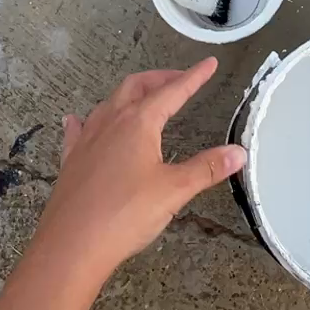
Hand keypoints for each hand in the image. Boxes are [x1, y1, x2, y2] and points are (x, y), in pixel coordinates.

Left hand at [31, 57, 246, 283]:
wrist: (71, 246)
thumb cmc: (125, 214)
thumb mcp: (174, 191)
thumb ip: (206, 168)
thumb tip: (238, 152)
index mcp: (139, 122)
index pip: (173, 91)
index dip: (194, 77)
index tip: (209, 63)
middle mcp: (111, 121)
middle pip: (136, 86)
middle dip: (159, 78)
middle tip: (178, 80)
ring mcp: (87, 139)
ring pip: (108, 102)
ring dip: (129, 94)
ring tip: (142, 97)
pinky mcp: (71, 160)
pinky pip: (79, 129)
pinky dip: (86, 119)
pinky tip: (79, 120)